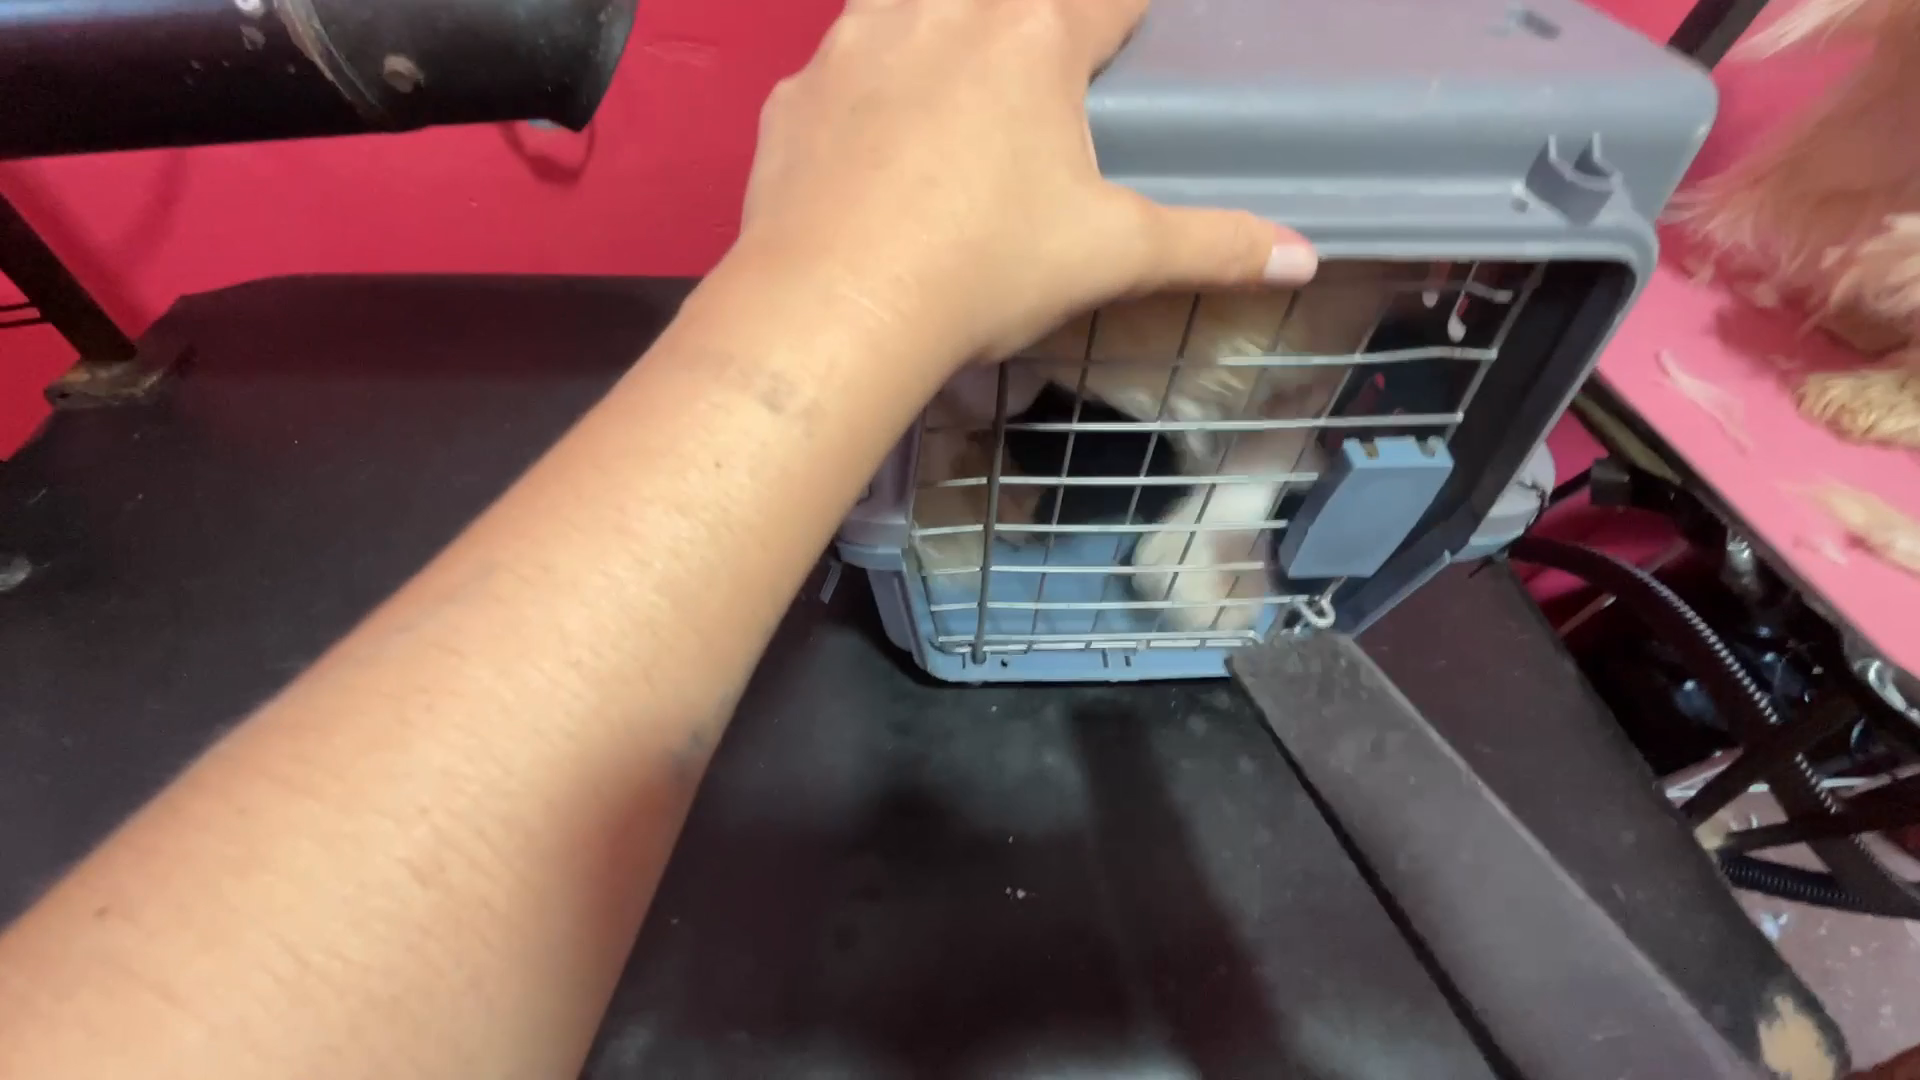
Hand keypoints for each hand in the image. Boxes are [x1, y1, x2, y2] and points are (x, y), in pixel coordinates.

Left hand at [733, 0, 1317, 370]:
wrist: (839, 310)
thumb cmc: (984, 272)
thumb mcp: (1108, 259)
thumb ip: (1207, 247)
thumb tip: (1304, 257)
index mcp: (1030, 35)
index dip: (1125, 10)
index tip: (1126, 31)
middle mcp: (939, 12)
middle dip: (1024, 23)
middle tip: (1027, 83)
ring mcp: (853, 47)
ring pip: (908, 5)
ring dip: (937, 30)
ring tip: (950, 87)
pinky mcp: (796, 100)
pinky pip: (836, 70)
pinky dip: (860, 93)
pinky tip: (867, 146)